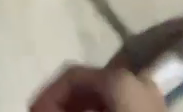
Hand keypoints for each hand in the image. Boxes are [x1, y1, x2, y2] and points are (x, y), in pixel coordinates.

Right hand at [29, 65, 167, 111]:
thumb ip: (57, 109)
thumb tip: (39, 107)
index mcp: (120, 77)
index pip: (72, 74)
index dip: (47, 93)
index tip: (31, 110)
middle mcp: (137, 79)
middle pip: (89, 85)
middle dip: (64, 102)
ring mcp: (151, 98)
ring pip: (105, 98)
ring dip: (80, 109)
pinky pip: (120, 107)